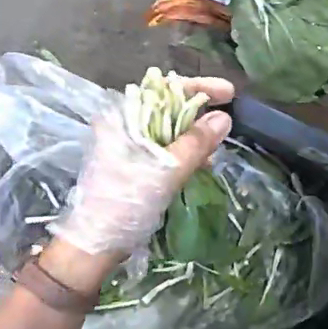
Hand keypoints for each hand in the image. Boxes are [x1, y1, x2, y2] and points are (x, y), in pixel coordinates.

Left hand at [48, 76, 234, 257]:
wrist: (97, 241)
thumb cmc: (128, 200)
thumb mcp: (167, 170)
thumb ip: (196, 143)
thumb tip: (224, 118)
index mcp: (125, 116)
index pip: (166, 87)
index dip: (200, 87)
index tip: (230, 93)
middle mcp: (124, 124)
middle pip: (169, 106)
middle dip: (200, 113)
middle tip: (227, 123)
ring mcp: (128, 144)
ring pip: (169, 129)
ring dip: (194, 136)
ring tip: (215, 151)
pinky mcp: (133, 163)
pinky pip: (164, 148)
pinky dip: (184, 152)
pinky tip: (202, 163)